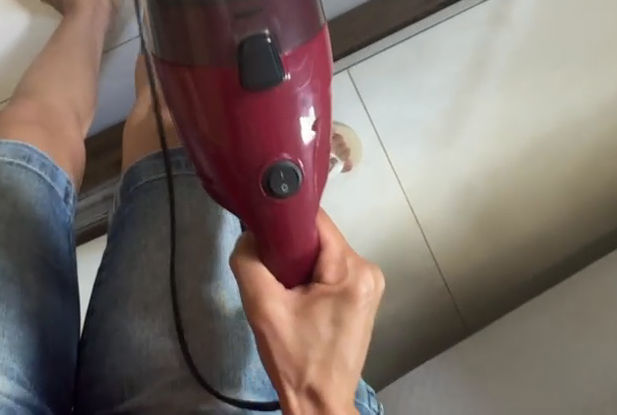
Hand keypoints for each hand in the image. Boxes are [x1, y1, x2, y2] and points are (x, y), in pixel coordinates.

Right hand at [231, 211, 384, 414]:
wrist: (318, 407)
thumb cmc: (295, 360)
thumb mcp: (263, 308)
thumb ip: (248, 261)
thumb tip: (249, 234)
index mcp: (352, 270)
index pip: (314, 220)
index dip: (285, 222)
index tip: (263, 235)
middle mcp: (368, 270)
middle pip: (318, 236)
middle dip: (290, 247)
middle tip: (272, 271)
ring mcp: (368, 284)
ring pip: (322, 252)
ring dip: (298, 262)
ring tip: (283, 288)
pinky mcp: (362, 297)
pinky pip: (329, 268)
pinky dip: (309, 275)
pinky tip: (297, 296)